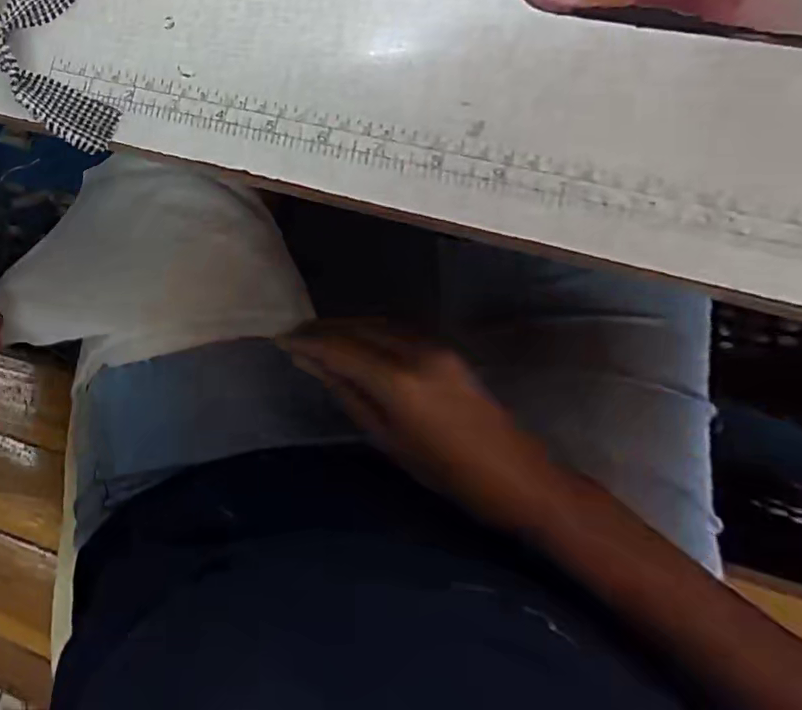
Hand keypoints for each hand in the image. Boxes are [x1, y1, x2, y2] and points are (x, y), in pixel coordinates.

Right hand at [283, 319, 548, 497]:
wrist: (520, 478)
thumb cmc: (448, 473)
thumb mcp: (388, 439)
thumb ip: (348, 394)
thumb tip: (312, 365)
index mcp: (398, 381)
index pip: (339, 349)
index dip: (307, 343)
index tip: (281, 341)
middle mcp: (414, 352)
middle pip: (356, 328)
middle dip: (322, 329)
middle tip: (294, 336)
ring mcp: (434, 346)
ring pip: (375, 323)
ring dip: (344, 326)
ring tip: (318, 336)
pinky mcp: (445, 348)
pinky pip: (395, 328)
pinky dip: (367, 329)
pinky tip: (355, 339)